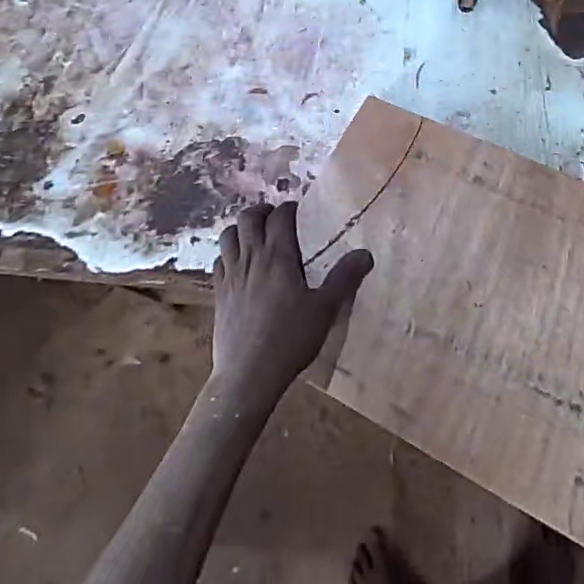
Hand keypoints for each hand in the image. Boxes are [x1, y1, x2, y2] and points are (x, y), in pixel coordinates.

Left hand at [210, 202, 373, 407]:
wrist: (248, 375)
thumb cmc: (290, 339)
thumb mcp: (325, 309)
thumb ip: (344, 278)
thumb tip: (365, 253)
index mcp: (277, 256)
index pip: (280, 216)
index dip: (289, 208)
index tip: (299, 212)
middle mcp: (250, 258)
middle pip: (248, 218)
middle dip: (262, 211)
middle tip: (276, 219)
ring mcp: (230, 275)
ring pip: (228, 235)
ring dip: (241, 229)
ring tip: (255, 236)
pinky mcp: (218, 293)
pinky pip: (219, 260)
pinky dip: (229, 254)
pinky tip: (239, 266)